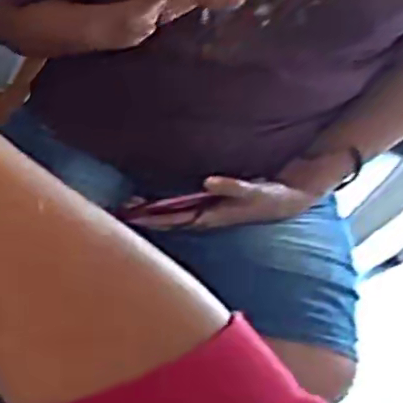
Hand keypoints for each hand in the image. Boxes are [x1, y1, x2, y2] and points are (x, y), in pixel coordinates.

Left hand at [129, 176, 317, 229]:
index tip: (131, 216)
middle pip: (162, 220)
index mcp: (206, 218)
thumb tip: (209, 182)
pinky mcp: (203, 209)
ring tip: (126, 203)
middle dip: (141, 216)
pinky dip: (158, 207)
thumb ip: (231, 187)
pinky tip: (144, 200)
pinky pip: (174, 210)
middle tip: (119, 208)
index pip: (171, 220)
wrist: (283, 203)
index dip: (150, 219)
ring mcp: (199, 215)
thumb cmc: (267, 197)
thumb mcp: (253, 191)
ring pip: (166, 216)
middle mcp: (198, 219)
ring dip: (147, 212)